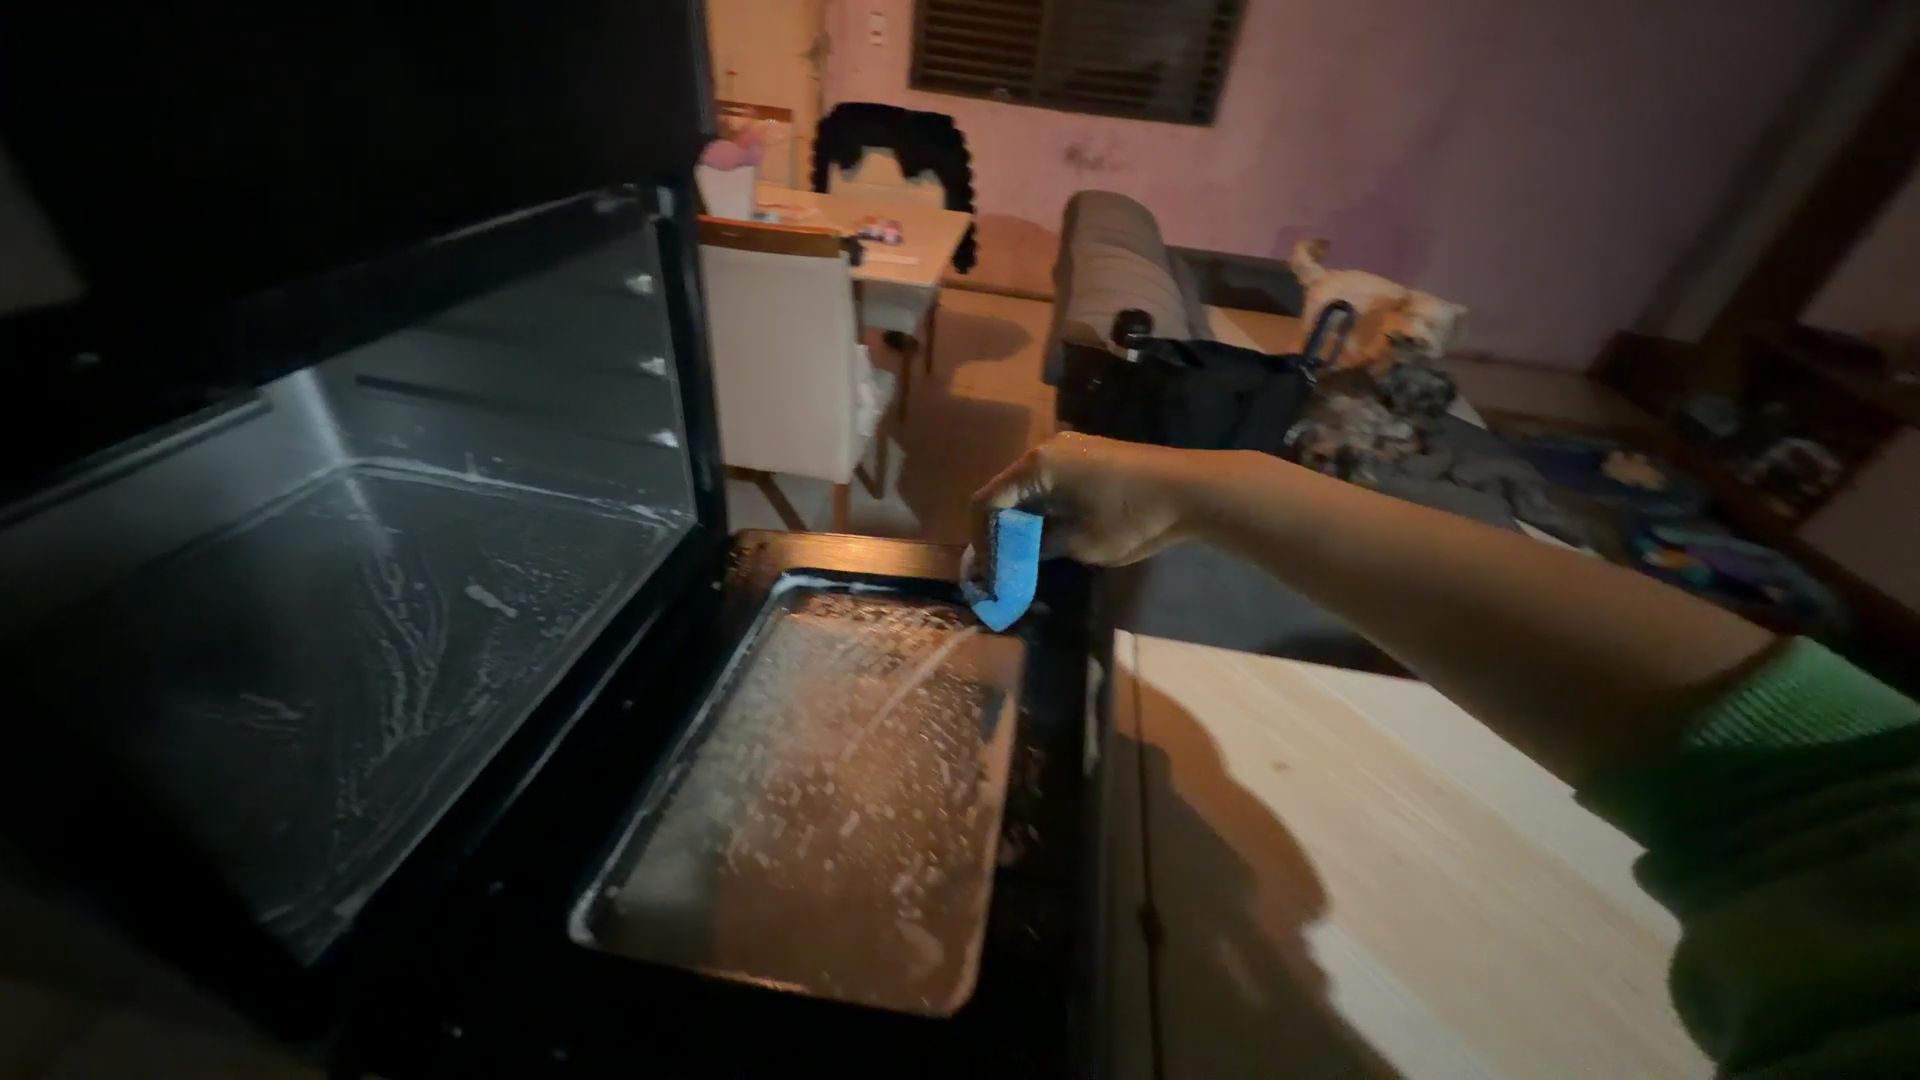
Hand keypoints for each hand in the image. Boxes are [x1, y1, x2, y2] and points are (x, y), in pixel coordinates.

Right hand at [971, 433, 1208, 565]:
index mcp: (1036, 467)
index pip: (987, 502)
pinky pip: (1051, 483)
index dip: (981, 539)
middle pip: (1005, 492)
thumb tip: (1015, 557)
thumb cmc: (1132, 518)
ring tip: (1026, 555)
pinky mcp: (1089, 456)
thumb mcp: (1081, 542)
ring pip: (1029, 488)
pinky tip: (1053, 534)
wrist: (1193, 489)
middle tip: (1003, 565)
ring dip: (1023, 520)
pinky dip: (1044, 509)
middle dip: (1001, 530)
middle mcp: (1046, 450)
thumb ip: (1040, 547)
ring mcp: (1069, 449)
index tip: (987, 570)